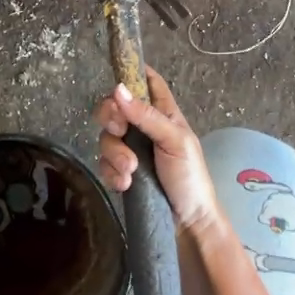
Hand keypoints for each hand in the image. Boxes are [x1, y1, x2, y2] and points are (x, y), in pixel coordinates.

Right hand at [95, 67, 218, 229]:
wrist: (188, 223)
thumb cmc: (190, 176)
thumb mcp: (175, 141)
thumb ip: (147, 115)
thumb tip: (117, 89)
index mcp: (162, 113)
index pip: (147, 81)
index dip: (132, 71)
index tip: (116, 72)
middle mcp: (143, 126)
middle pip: (115, 106)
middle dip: (110, 116)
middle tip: (118, 129)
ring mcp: (130, 149)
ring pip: (106, 136)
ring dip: (115, 153)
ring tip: (130, 171)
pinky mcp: (121, 171)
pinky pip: (104, 163)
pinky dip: (111, 173)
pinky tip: (125, 184)